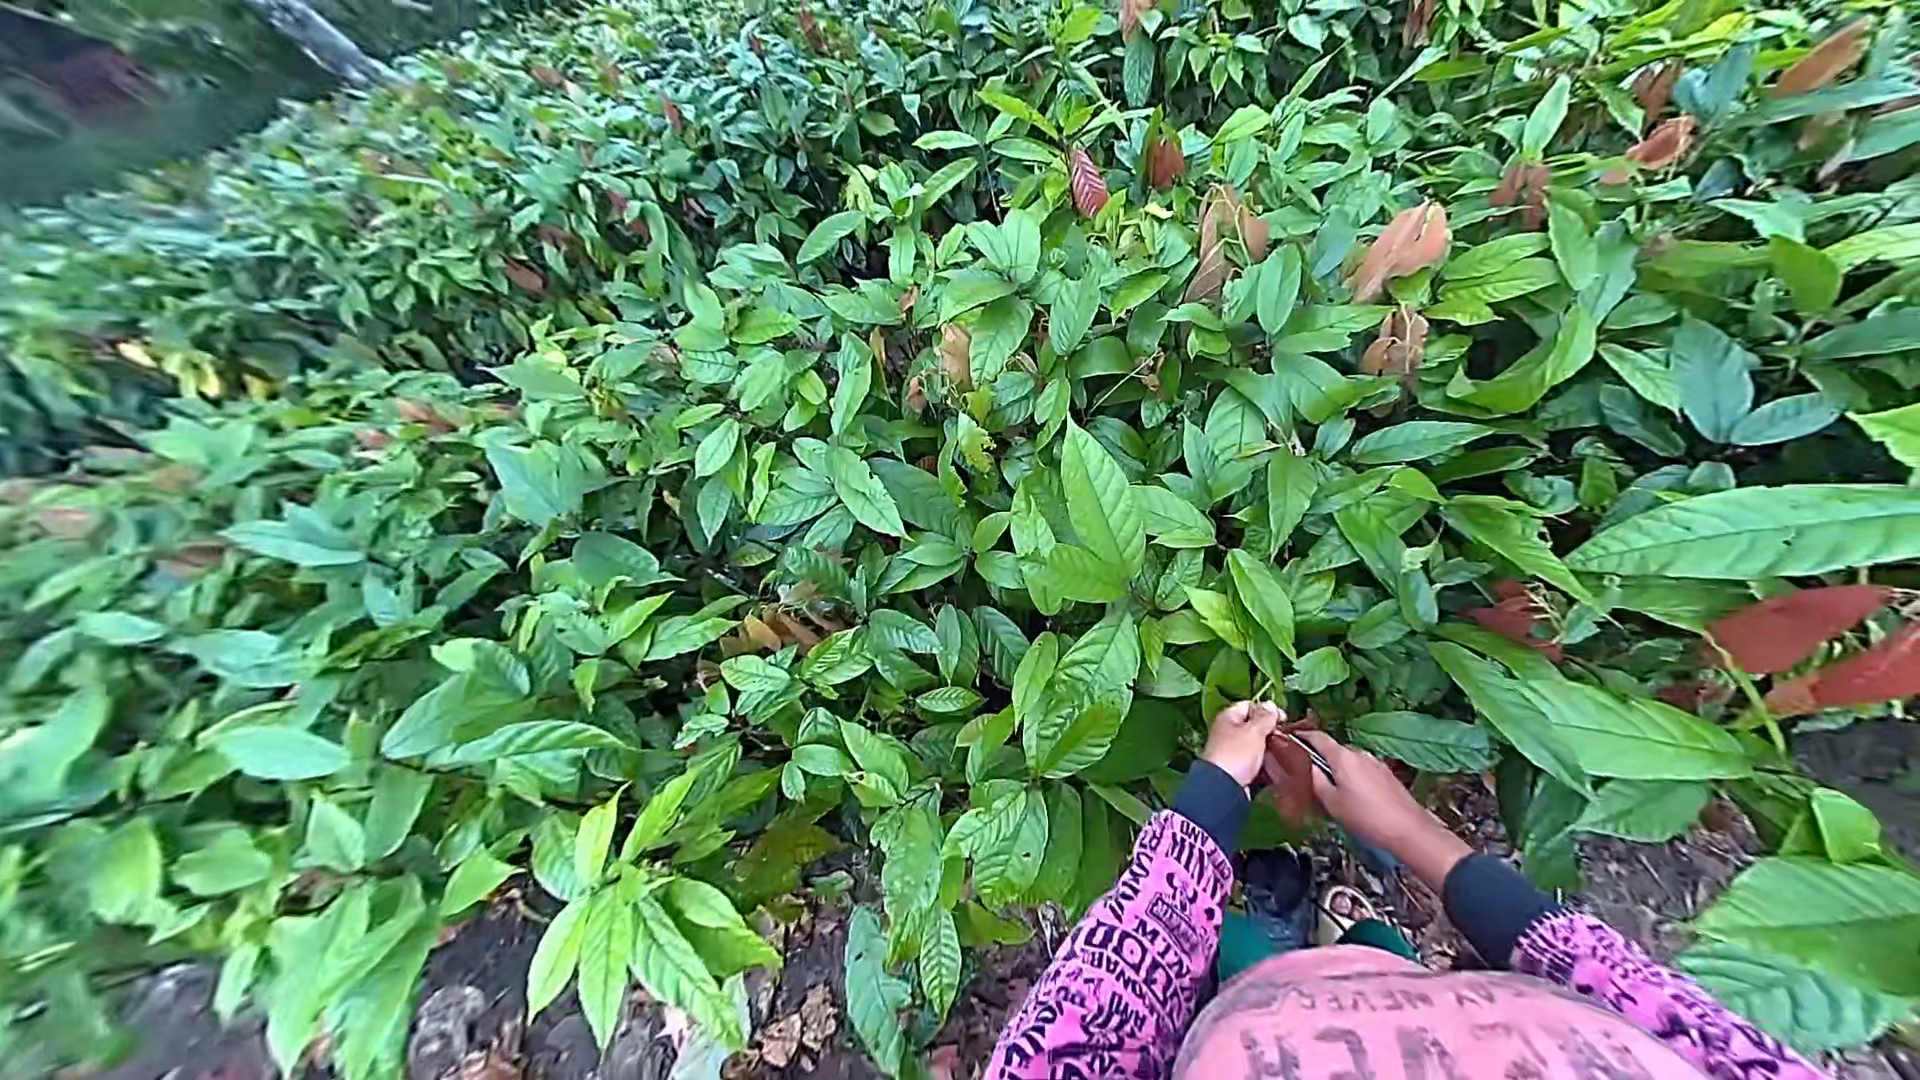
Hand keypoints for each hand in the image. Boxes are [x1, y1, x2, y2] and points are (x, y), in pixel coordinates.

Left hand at [1202, 701, 1283, 786]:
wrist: (1224, 786)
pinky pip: (1256, 761)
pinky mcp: (1238, 768)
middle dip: (1271, 731)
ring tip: (1286, 752)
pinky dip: (1266, 763)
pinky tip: (1279, 767)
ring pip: (1256, 745)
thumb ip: (1263, 718)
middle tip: (1286, 737)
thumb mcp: (1253, 731)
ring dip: (1270, 748)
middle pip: (1253, 726)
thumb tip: (1270, 704)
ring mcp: (1232, 750)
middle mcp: (1228, 732)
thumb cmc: (1237, 753)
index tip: (1283, 718)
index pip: (1249, 705)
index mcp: (1228, 717)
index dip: (1267, 710)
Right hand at [1297, 731, 1472, 888]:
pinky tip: (1355, 796)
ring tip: (1333, 789)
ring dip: (1339, 769)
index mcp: (1342, 756)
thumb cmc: (1367, 818)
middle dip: (1320, 758)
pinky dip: (1354, 777)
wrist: (1412, 834)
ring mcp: (1376, 764)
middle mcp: (1360, 754)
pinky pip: (1363, 770)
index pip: (1317, 736)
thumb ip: (1314, 780)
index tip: (1290, 739)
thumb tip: (1307, 767)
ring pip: (1349, 761)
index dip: (1301, 735)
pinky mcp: (1388, 776)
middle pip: (1334, 749)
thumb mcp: (1331, 802)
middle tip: (1309, 773)